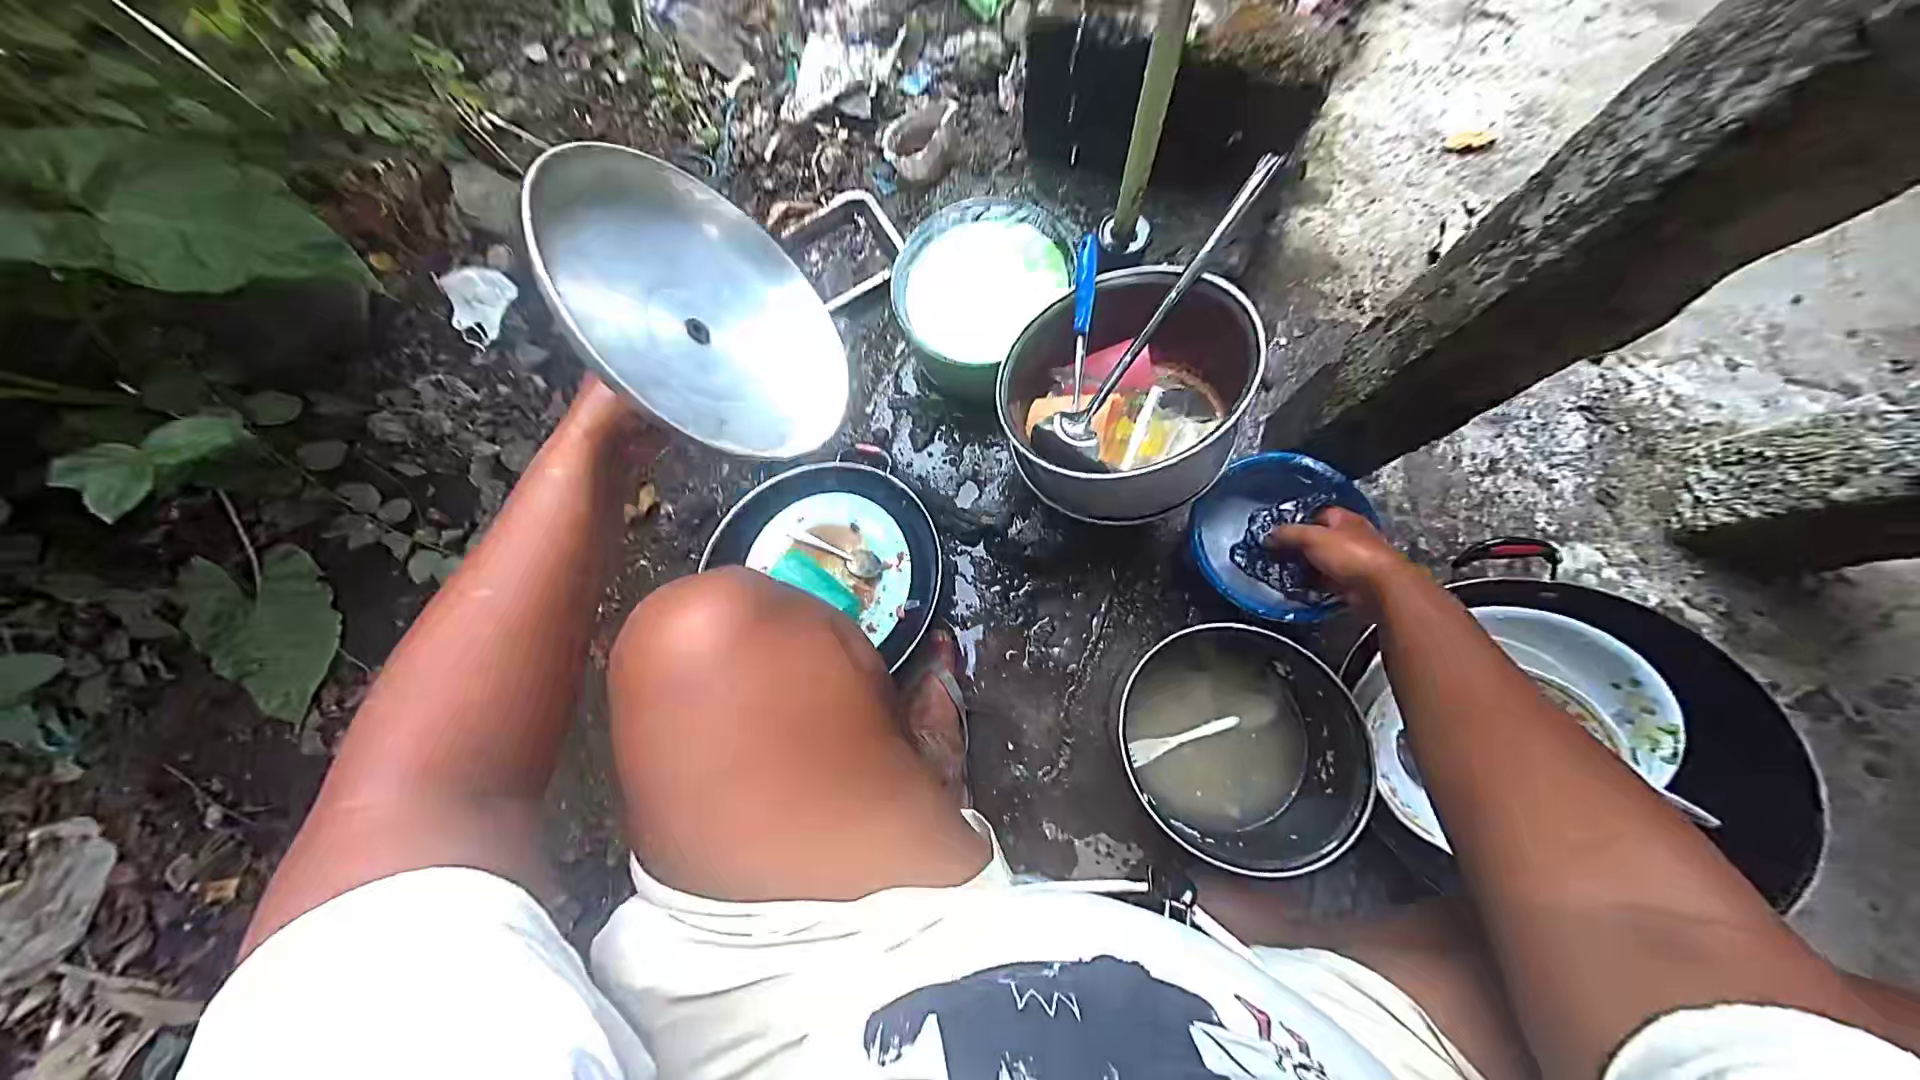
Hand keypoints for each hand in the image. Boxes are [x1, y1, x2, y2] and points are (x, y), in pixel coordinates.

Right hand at [1264, 507, 1413, 603]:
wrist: (1380, 588)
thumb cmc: (1350, 554)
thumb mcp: (1312, 537)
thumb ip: (1288, 534)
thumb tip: (1269, 535)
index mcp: (1344, 519)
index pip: (1317, 514)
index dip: (1298, 521)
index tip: (1279, 532)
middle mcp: (1350, 537)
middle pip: (1317, 539)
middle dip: (1298, 546)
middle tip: (1277, 553)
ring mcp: (1351, 561)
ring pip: (1320, 561)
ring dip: (1304, 566)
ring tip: (1283, 570)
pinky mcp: (1350, 582)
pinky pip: (1325, 580)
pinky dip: (1312, 583)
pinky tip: (1297, 586)